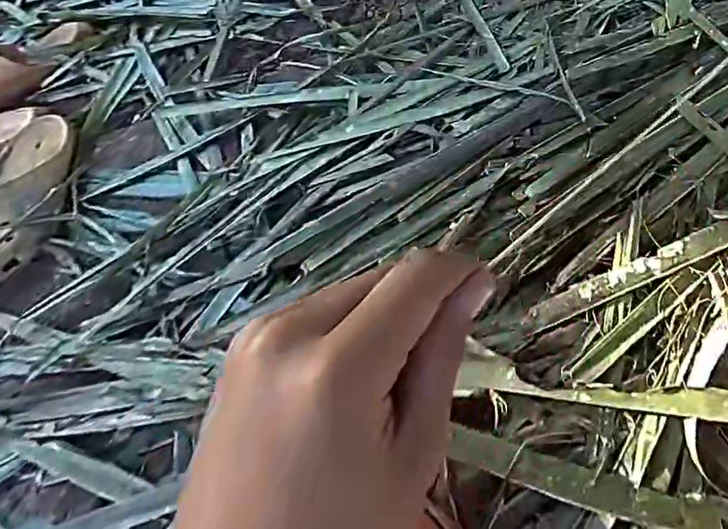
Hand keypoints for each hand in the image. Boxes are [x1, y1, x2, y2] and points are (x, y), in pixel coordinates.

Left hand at [174, 249, 493, 528]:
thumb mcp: (412, 456)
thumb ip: (442, 358)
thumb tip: (473, 285)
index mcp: (334, 367)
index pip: (415, 276)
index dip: (458, 272)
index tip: (483, 287)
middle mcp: (288, 331)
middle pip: (383, 279)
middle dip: (419, 302)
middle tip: (426, 368)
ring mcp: (258, 335)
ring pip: (354, 289)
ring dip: (384, 314)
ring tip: (380, 386)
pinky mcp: (244, 344)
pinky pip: (320, 309)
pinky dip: (348, 327)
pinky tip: (344, 385)